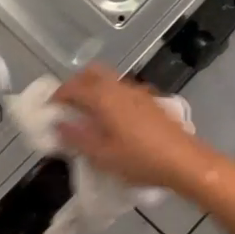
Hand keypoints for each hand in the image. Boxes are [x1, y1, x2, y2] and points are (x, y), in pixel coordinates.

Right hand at [53, 65, 214, 189]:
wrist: (184, 161)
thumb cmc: (140, 159)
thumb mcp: (102, 155)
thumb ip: (77, 137)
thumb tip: (59, 124)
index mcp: (104, 97)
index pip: (73, 86)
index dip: (58, 95)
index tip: (49, 108)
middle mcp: (120, 87)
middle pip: (92, 72)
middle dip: (76, 84)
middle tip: (68, 105)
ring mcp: (139, 92)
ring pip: (109, 80)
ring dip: (95, 90)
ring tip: (88, 115)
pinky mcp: (152, 101)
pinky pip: (123, 90)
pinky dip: (111, 97)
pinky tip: (113, 120)